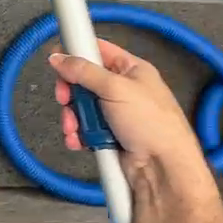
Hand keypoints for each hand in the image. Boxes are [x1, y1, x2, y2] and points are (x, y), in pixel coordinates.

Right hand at [49, 38, 204, 172]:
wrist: (164, 172)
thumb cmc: (152, 125)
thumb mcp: (115, 89)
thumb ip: (83, 71)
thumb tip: (58, 58)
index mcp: (132, 70)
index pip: (98, 50)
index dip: (76, 52)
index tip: (58, 60)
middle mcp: (123, 89)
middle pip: (84, 80)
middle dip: (71, 92)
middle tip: (65, 98)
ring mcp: (116, 113)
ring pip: (81, 106)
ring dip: (73, 117)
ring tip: (74, 128)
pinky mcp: (110, 135)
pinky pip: (85, 127)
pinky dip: (78, 134)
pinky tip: (77, 140)